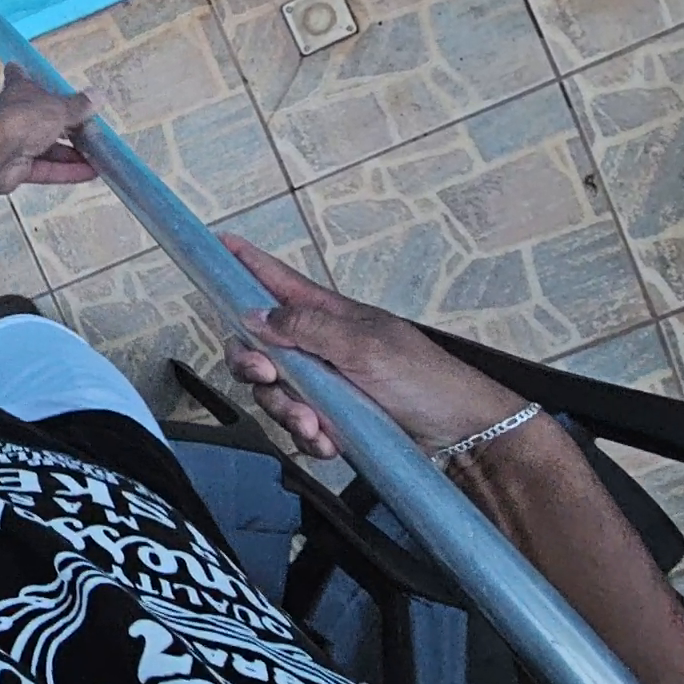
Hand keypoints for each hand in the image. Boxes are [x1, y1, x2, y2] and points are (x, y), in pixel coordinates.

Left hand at [0, 63, 98, 195]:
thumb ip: (78, 106)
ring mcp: (15, 143)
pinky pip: (46, 169)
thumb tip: (98, 96)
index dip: (23, 72)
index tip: (21, 66)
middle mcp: (16, 115)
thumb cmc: (25, 119)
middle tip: (94, 130)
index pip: (19, 76)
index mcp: (19, 91)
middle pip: (43, 118)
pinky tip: (91, 173)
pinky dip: (67, 171)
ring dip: (72, 153)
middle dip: (68, 125)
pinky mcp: (17, 168)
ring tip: (100, 156)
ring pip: (47, 148)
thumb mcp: (58, 108)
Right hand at [220, 234, 528, 458]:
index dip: (243, 261)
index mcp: (323, 315)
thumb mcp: (365, 346)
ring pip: (265, 389)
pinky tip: (325, 441)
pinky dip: (304, 436)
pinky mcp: (323, 417)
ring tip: (312, 424)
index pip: (274, 279)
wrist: (466, 441)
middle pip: (250, 344)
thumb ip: (305, 328)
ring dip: (283, 409)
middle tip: (264, 375)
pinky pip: (290, 424)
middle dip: (249, 363)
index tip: (217, 241)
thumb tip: (253, 314)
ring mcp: (316, 383)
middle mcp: (312, 346)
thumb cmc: (427, 381)